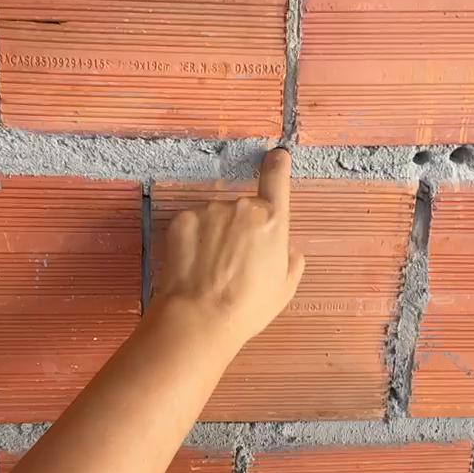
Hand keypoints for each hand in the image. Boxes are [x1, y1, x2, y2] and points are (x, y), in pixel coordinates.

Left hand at [151, 146, 305, 355]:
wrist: (200, 317)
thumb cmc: (247, 308)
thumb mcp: (284, 288)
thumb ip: (291, 259)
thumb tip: (285, 246)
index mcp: (273, 221)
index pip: (277, 181)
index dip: (278, 166)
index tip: (277, 155)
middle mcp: (242, 208)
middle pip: (243, 210)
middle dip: (239, 229)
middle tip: (233, 264)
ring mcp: (209, 211)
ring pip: (215, 217)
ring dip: (214, 235)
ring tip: (211, 270)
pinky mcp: (182, 220)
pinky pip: (192, 225)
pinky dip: (192, 240)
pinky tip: (193, 265)